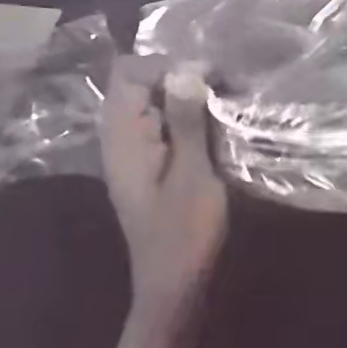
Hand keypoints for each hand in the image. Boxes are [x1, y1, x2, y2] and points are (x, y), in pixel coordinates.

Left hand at [99, 56, 228, 312]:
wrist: (174, 284)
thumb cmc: (185, 230)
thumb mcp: (193, 172)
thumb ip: (186, 121)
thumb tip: (186, 69)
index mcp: (122, 139)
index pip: (128, 74)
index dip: (166, 63)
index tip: (208, 74)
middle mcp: (120, 139)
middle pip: (138, 83)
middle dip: (180, 73)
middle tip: (224, 82)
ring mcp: (134, 151)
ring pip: (152, 100)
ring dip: (186, 93)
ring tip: (226, 95)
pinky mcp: (150, 161)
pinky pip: (162, 120)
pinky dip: (187, 112)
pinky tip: (217, 120)